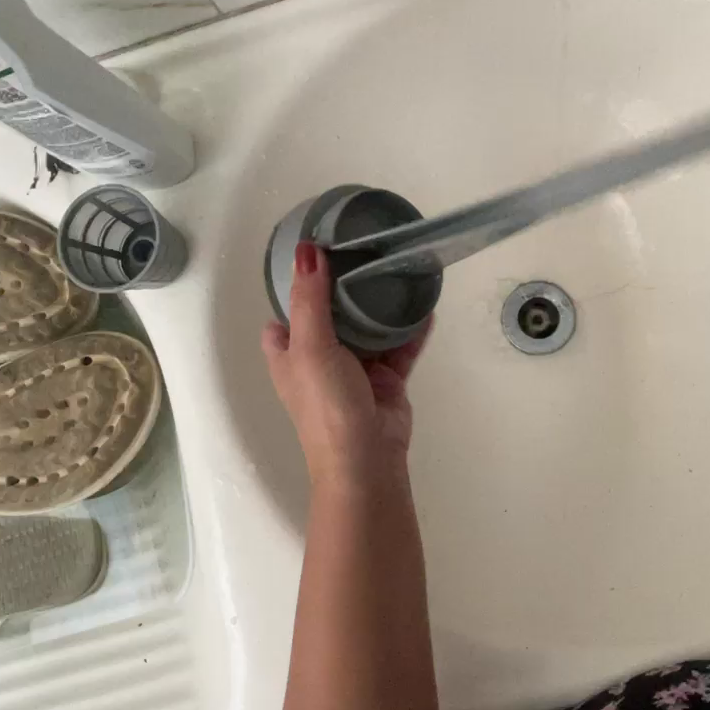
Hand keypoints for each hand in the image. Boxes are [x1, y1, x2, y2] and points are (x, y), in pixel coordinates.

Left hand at [261, 242, 429, 484]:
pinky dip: (411, 330)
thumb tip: (305, 250)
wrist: (365, 460)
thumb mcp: (310, 346)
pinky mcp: (387, 381)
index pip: (284, 318)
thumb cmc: (326, 404)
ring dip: (380, 306)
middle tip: (363, 253)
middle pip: (330, 317)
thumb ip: (310, 298)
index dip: (293, 291)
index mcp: (290, 356)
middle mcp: (319, 361)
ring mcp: (355, 371)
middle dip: (344, 290)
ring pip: (368, 330)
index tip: (314, 259)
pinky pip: (400, 348)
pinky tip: (425, 305)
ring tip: (396, 271)